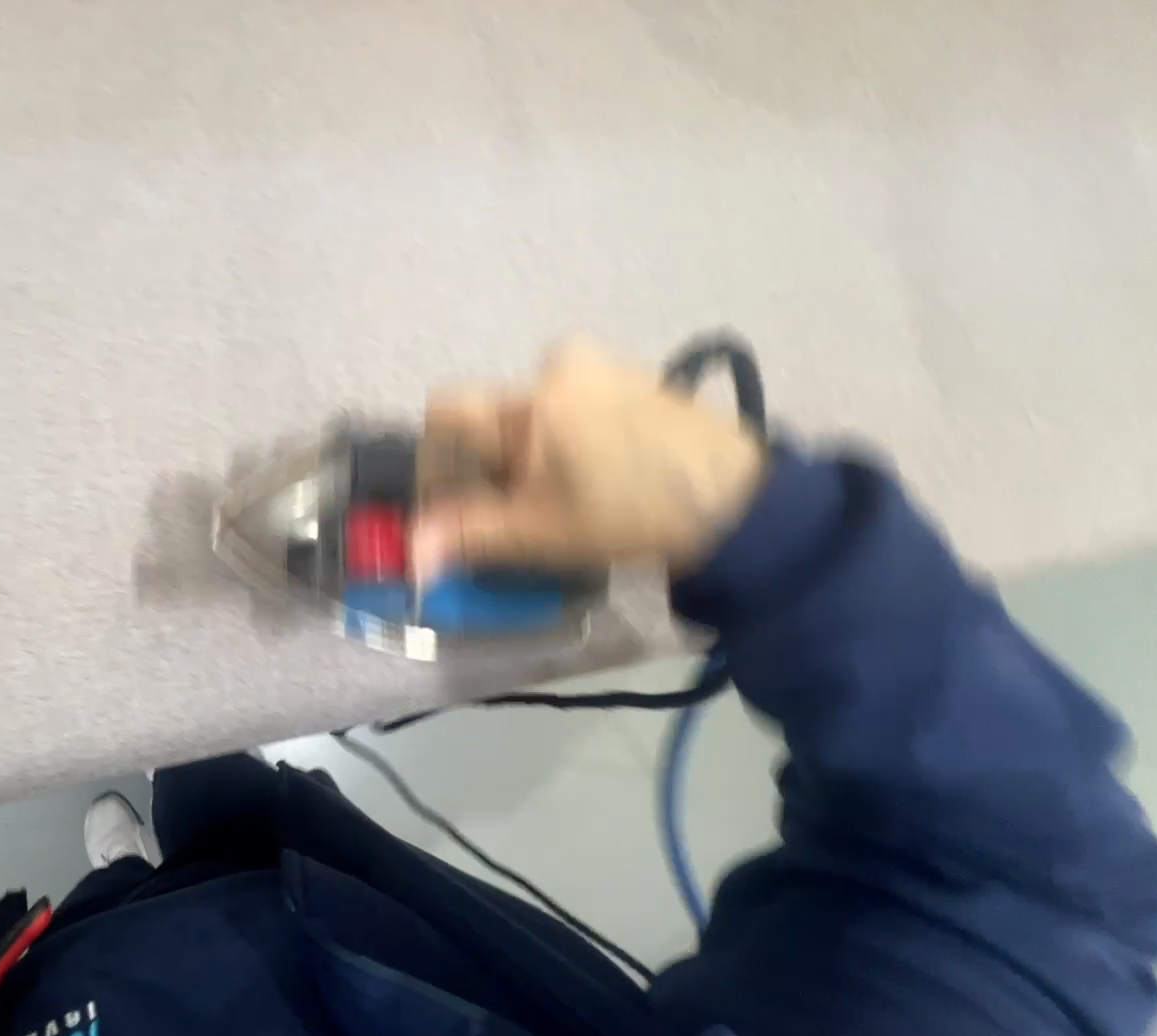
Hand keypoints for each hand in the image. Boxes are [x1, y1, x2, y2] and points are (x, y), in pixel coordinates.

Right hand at [411, 339, 766, 580]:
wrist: (743, 504)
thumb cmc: (632, 514)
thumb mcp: (541, 531)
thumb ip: (469, 534)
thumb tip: (413, 553)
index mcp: (536, 396)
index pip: (448, 411)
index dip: (437, 457)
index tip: (454, 495)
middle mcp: (562, 363)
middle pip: (492, 415)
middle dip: (491, 462)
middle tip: (519, 506)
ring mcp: (604, 364)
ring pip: (532, 411)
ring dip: (528, 451)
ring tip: (565, 493)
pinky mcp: (634, 375)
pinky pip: (571, 402)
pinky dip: (564, 436)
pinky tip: (597, 473)